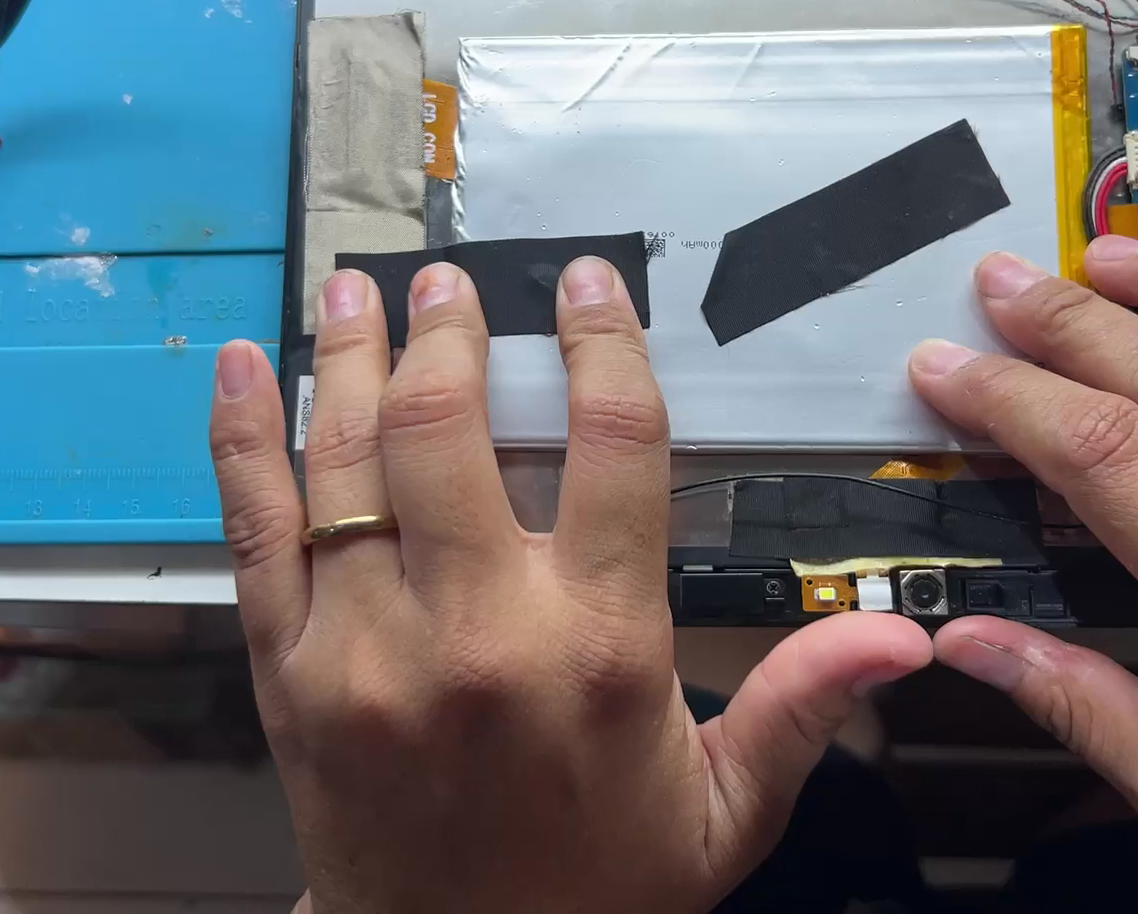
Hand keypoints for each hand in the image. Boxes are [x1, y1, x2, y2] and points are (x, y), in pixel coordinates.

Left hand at [209, 259, 931, 912]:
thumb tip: (898, 639)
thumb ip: (803, 703)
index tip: (586, 285)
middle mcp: (476, 633)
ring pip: (347, 462)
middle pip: (448, 431)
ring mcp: (364, 649)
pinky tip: (238, 366)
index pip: (612, 446)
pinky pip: (258, 531)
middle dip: (449, 336)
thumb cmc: (604, 879)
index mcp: (598, 647)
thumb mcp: (728, 808)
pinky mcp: (288, 672)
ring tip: (355, 288)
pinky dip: (242, 438)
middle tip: (448, 284)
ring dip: (348, 357)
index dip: (602, 344)